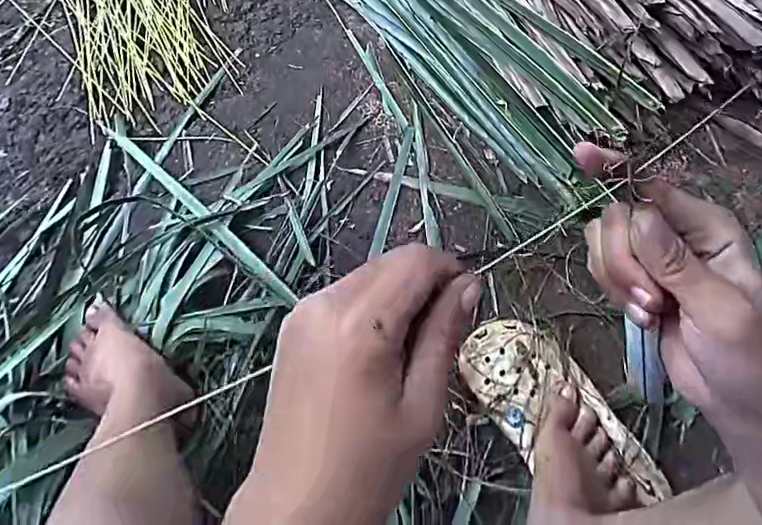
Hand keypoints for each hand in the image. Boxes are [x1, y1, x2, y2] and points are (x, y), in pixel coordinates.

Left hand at [228, 245, 480, 524]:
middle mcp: (326, 302)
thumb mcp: (421, 408)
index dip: (449, 270)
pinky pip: (346, 292)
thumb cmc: (366, 471)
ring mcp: (304, 309)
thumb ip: (444, 335)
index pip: (416, 261)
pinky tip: (377, 349)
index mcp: (359, 324)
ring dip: (399, 292)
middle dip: (426, 282)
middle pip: (392, 261)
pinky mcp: (294, 322)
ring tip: (408, 347)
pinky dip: (371, 305)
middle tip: (443, 330)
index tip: (468, 299)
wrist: (293, 514)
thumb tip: (468, 284)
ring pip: (370, 273)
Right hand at [576, 145, 761, 524]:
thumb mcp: (723, 312)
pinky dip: (613, 292)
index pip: (652, 185)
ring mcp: (652, 255)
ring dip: (619, 280)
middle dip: (624, 260)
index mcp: (706, 224)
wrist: (748, 411)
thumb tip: (638, 217)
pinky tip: (645, 318)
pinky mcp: (634, 279)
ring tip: (653, 312)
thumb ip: (678, 265)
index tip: (582, 156)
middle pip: (618, 215)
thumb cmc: (753, 359)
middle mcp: (675, 229)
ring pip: (603, 240)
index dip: (615, 168)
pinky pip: (601, 265)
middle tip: (653, 299)